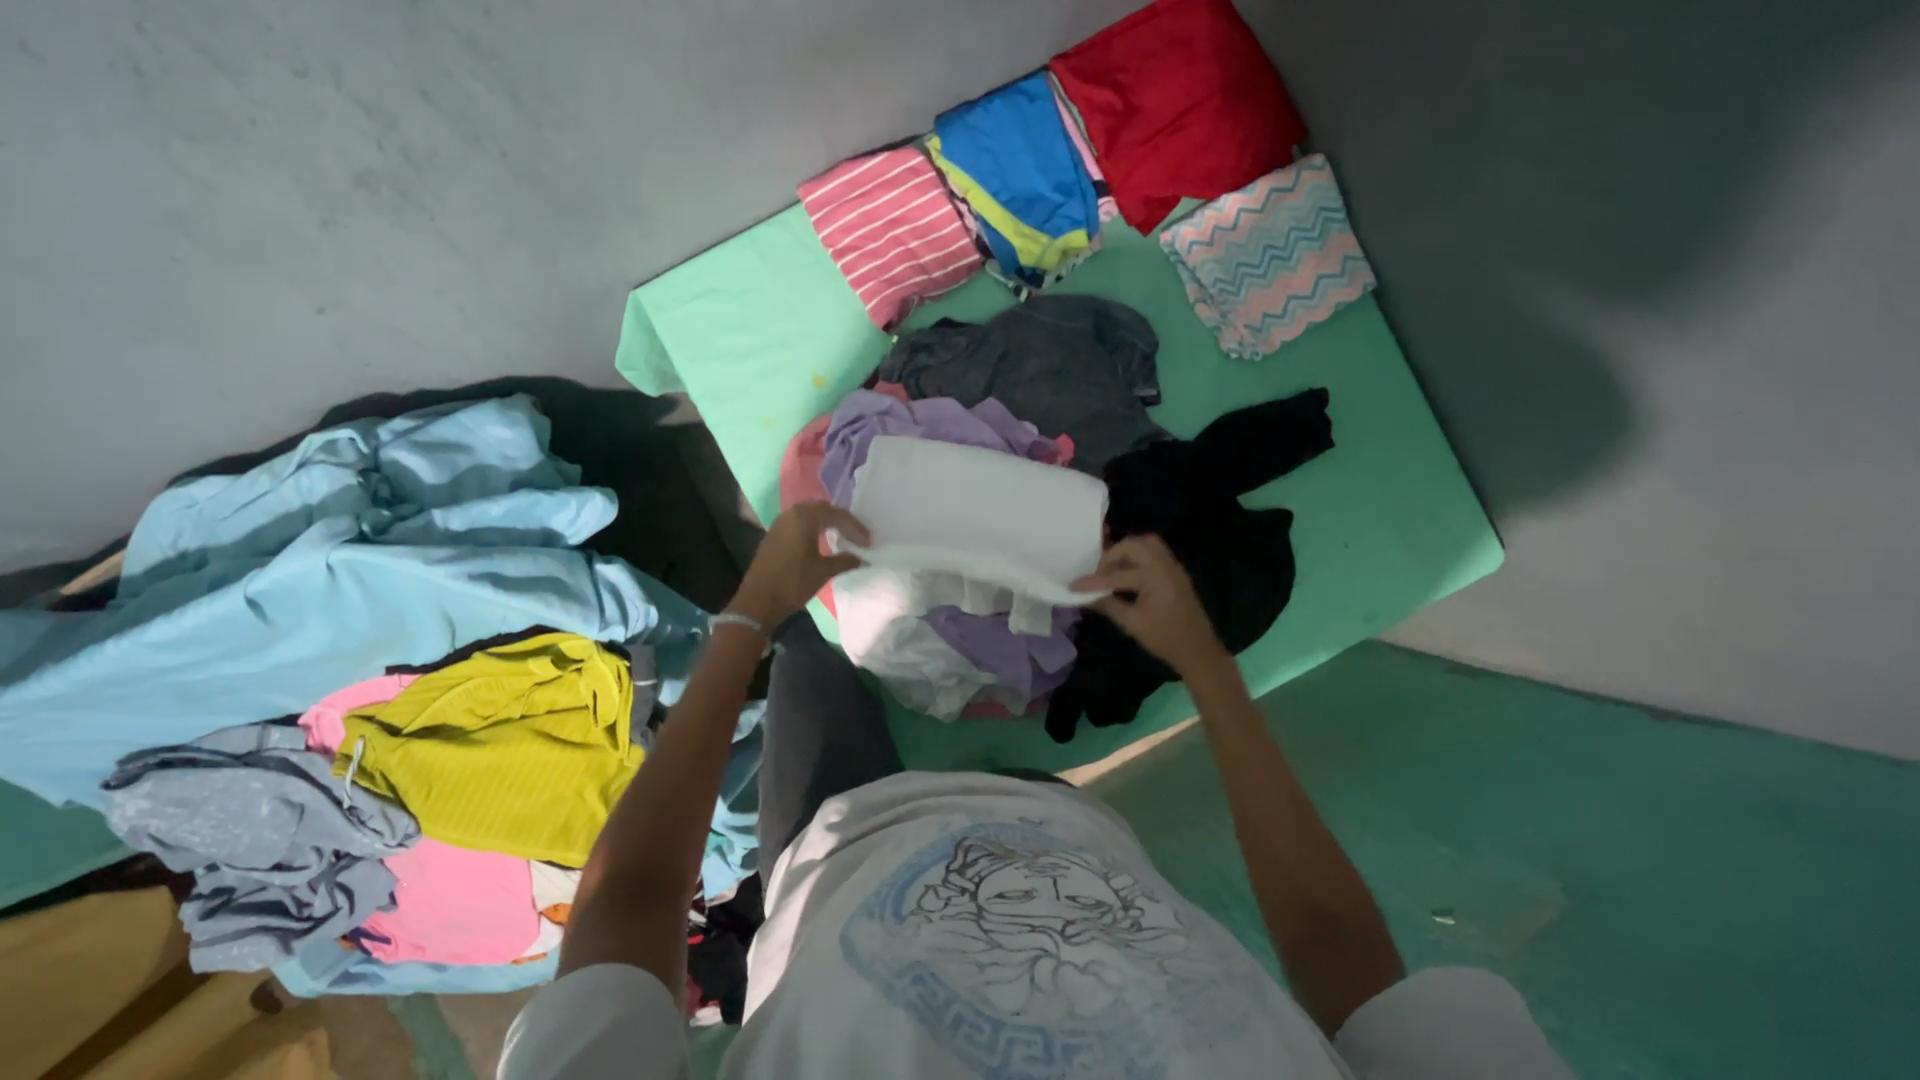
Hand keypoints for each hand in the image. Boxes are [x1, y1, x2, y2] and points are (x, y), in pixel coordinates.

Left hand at [728, 502, 869, 627]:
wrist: (758, 601)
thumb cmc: (793, 583)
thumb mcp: (824, 571)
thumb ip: (845, 560)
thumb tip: (863, 558)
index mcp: (804, 518)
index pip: (836, 514)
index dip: (855, 527)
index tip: (868, 543)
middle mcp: (791, 514)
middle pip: (822, 509)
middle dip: (842, 521)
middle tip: (857, 536)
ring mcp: (780, 523)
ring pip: (809, 514)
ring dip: (827, 523)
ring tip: (842, 536)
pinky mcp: (774, 535)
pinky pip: (798, 523)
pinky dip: (813, 528)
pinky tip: (822, 541)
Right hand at [1072, 535, 1230, 677]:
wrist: (1198, 650)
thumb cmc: (1165, 639)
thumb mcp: (1132, 624)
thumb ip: (1108, 605)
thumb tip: (1087, 597)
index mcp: (1154, 577)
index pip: (1116, 575)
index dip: (1092, 581)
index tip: (1073, 585)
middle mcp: (1165, 565)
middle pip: (1134, 545)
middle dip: (1112, 555)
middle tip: (1098, 573)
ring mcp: (1173, 567)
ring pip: (1147, 544)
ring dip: (1127, 552)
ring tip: (1112, 570)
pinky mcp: (1176, 573)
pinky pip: (1156, 553)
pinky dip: (1139, 557)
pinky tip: (1127, 575)